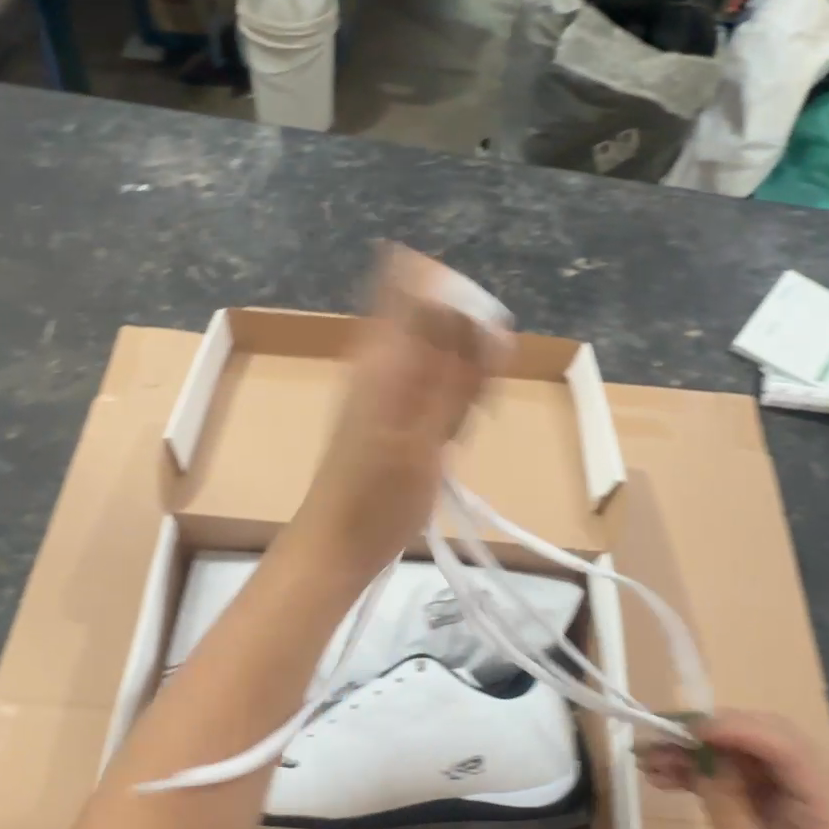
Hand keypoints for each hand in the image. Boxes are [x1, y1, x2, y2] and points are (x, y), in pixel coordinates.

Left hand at [288, 245, 495, 579]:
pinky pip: (435, 390)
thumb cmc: (377, 499)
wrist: (338, 545)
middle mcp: (383, 359)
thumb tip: (490, 321)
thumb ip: (457, 379)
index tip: (479, 348)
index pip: (416, 283)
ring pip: (444, 360)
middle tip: (467, 404)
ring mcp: (387, 387)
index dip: (458, 301)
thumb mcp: (424, 438)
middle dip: (468, 354)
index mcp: (383, 355)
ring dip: (463, 388)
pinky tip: (447, 444)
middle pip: (439, 322)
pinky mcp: (394, 413)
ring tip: (453, 433)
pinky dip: (451, 411)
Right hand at [640, 710, 828, 828]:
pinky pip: (733, 780)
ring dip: (698, 753)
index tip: (689, 729)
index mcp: (828, 810)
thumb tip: (702, 754)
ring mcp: (791, 804)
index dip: (739, 730)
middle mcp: (814, 797)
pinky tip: (663, 776)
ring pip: (744, 758)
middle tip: (664, 733)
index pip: (788, 749)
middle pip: (767, 742)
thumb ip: (728, 804)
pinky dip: (700, 774)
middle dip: (713, 734)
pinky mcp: (768, 814)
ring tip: (649, 758)